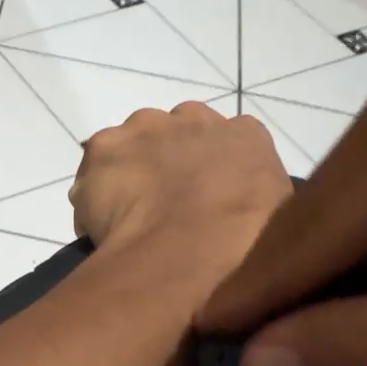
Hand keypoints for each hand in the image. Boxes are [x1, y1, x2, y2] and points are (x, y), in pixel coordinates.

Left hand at [70, 102, 291, 271]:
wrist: (190, 246)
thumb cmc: (241, 241)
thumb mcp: (274, 215)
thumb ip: (257, 196)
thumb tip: (239, 207)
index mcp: (244, 135)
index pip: (222, 141)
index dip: (203, 170)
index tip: (193, 196)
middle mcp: (195, 119)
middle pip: (172, 133)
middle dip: (162, 162)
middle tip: (155, 204)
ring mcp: (147, 127)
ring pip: (130, 144)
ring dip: (125, 172)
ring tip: (123, 216)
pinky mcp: (105, 146)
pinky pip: (93, 169)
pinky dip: (91, 195)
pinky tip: (99, 225)